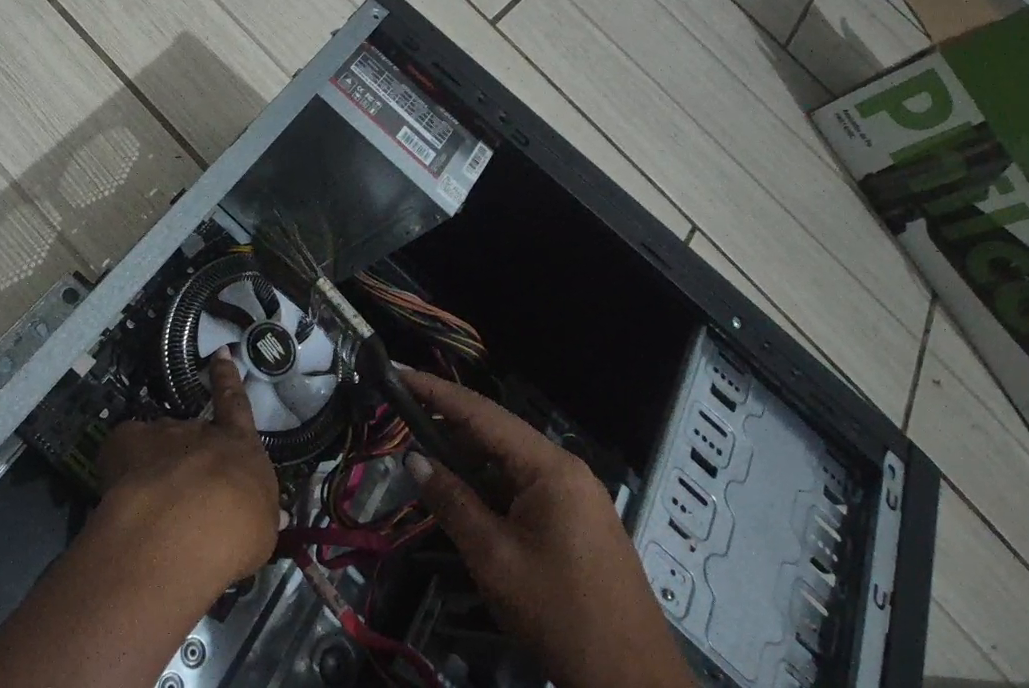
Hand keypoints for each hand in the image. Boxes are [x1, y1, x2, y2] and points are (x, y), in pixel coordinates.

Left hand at [93, 348, 278, 589]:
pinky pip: (124, 449)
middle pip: (191, 437)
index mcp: (238, 448)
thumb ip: (258, 511)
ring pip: (157, 445)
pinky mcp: (125, 441)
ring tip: (151, 505)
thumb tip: (269, 514)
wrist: (182, 528)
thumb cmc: (235, 531)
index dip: (228, 380)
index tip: (221, 354)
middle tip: (181, 498)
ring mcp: (161, 432)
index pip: (235, 405)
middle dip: (186, 459)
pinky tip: (124, 493)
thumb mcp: (262, 528)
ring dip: (155, 465)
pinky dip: (124, 465)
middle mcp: (199, 432)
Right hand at [401, 370, 693, 687]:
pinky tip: (460, 494)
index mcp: (550, 468)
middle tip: (397, 416)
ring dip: (466, 459)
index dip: (435, 391)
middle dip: (447, 423)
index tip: (397, 372)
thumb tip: (415, 460)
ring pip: (508, 462)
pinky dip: (487, 485)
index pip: (482, 414)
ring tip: (419, 454)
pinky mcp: (576, 523)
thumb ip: (451, 501)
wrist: (631, 680)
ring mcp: (576, 497)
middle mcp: (566, 471)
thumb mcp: (493, 556)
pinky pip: (523, 487)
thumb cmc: (559, 612)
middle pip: (497, 433)